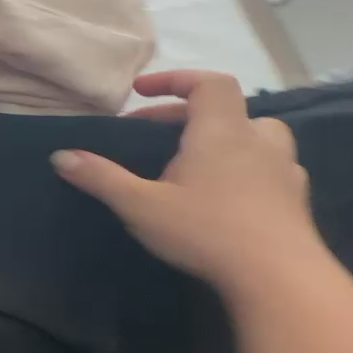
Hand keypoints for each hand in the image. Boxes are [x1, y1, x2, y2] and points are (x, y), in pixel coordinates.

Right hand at [53, 70, 328, 293]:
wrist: (276, 273)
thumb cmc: (203, 229)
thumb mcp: (137, 204)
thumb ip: (99, 177)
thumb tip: (61, 155)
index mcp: (221, 134)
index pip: (210, 84)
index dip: (176, 79)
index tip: (140, 90)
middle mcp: (257, 141)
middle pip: (227, 109)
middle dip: (182, 115)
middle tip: (145, 134)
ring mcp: (282, 167)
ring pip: (253, 134)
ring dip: (218, 136)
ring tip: (187, 159)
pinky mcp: (291, 194)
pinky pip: (264, 163)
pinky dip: (238, 162)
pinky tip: (218, 189)